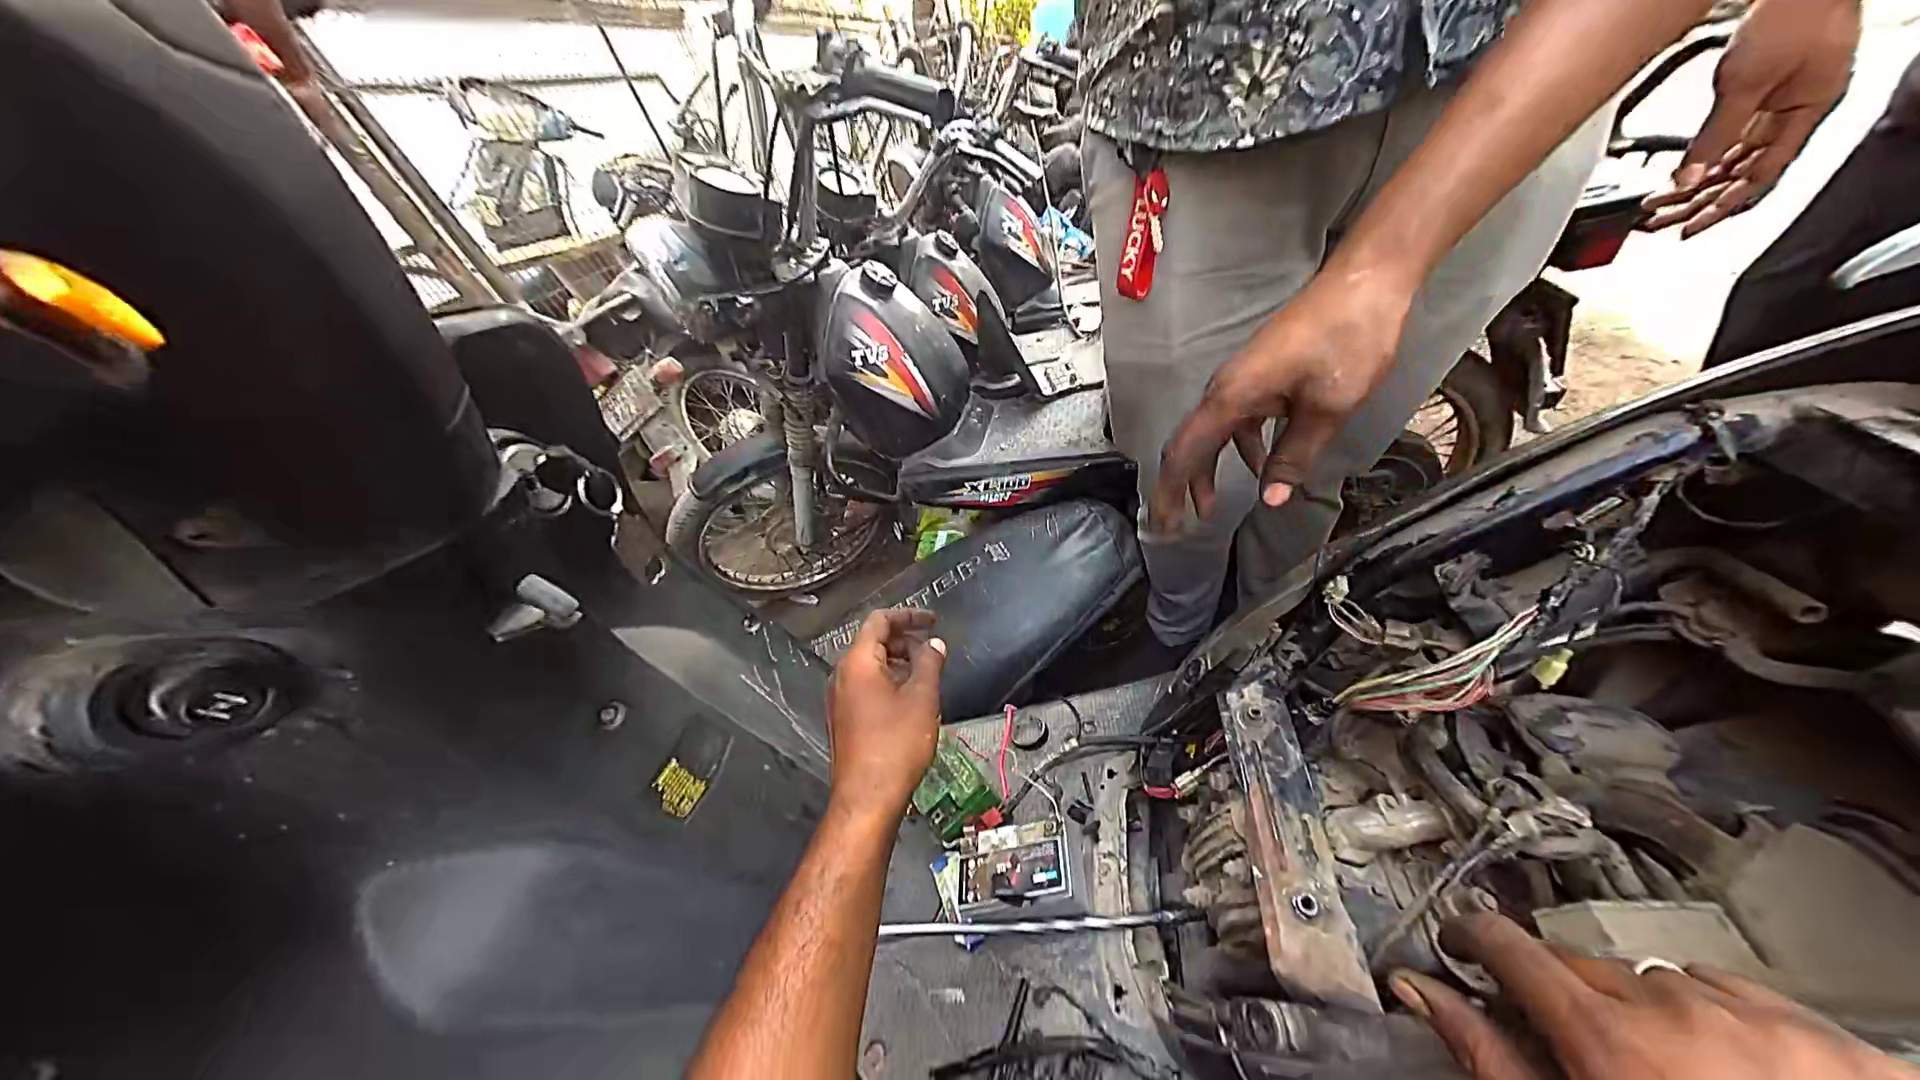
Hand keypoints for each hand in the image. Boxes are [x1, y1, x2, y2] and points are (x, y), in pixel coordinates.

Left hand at [824, 608, 946, 820]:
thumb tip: (935, 644)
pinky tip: (910, 700)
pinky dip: (889, 682)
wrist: (867, 796)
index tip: (932, 620)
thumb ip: (930, 662)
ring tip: (927, 677)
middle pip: (874, 642)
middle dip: (906, 641)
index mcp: (858, 662)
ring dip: (899, 663)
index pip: (879, 621)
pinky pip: (866, 687)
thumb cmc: (896, 744)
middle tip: (934, 653)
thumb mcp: (922, 697)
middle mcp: (842, 676)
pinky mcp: (843, 719)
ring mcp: (839, 698)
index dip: (908, 615)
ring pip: (871, 666)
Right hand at [1149, 268, 1413, 532]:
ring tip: (1210, 505)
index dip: (1170, 492)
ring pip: (1210, 435)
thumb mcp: (1328, 407)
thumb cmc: (1348, 338)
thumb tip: (1271, 498)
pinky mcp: (1255, 379)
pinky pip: (1234, 422)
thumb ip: (1294, 455)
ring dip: (1207, 471)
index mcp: (1231, 397)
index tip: (1165, 524)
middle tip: (1177, 524)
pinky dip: (1237, 449)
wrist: (1366, 281)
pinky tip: (1256, 465)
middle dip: (1179, 487)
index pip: (1184, 453)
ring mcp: (1238, 383)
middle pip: (1188, 445)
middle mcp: (1224, 390)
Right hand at [1390, 912, 1918, 1079]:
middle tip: (1589, 1052)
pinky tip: (1738, 1072)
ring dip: (1652, 1011)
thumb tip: (1419, 989)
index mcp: (1607, 1039)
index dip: (1473, 939)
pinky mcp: (1842, 1047)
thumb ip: (1485, 1051)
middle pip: (1581, 965)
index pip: (1506, 944)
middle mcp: (1678, 1014)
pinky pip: (1744, 995)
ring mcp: (1767, 1027)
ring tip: (1676, 1073)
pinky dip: (1726, 1021)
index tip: (1466, 947)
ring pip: (1661, 978)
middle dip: (1571, 997)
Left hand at [1641, 0, 1859, 237]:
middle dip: (1698, 201)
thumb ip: (1713, 136)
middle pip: (1740, 174)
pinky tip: (1675, 177)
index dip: (1721, 207)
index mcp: (1807, 112)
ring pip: (1730, 160)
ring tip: (1656, 206)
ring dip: (1693, 185)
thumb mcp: (1745, 86)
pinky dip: (1699, 161)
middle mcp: (1793, 113)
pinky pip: (1726, 141)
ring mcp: (1777, 105)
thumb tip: (1684, 179)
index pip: (1759, 178)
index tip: (1687, 230)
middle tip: (1658, 222)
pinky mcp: (1758, 97)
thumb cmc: (1792, 15)